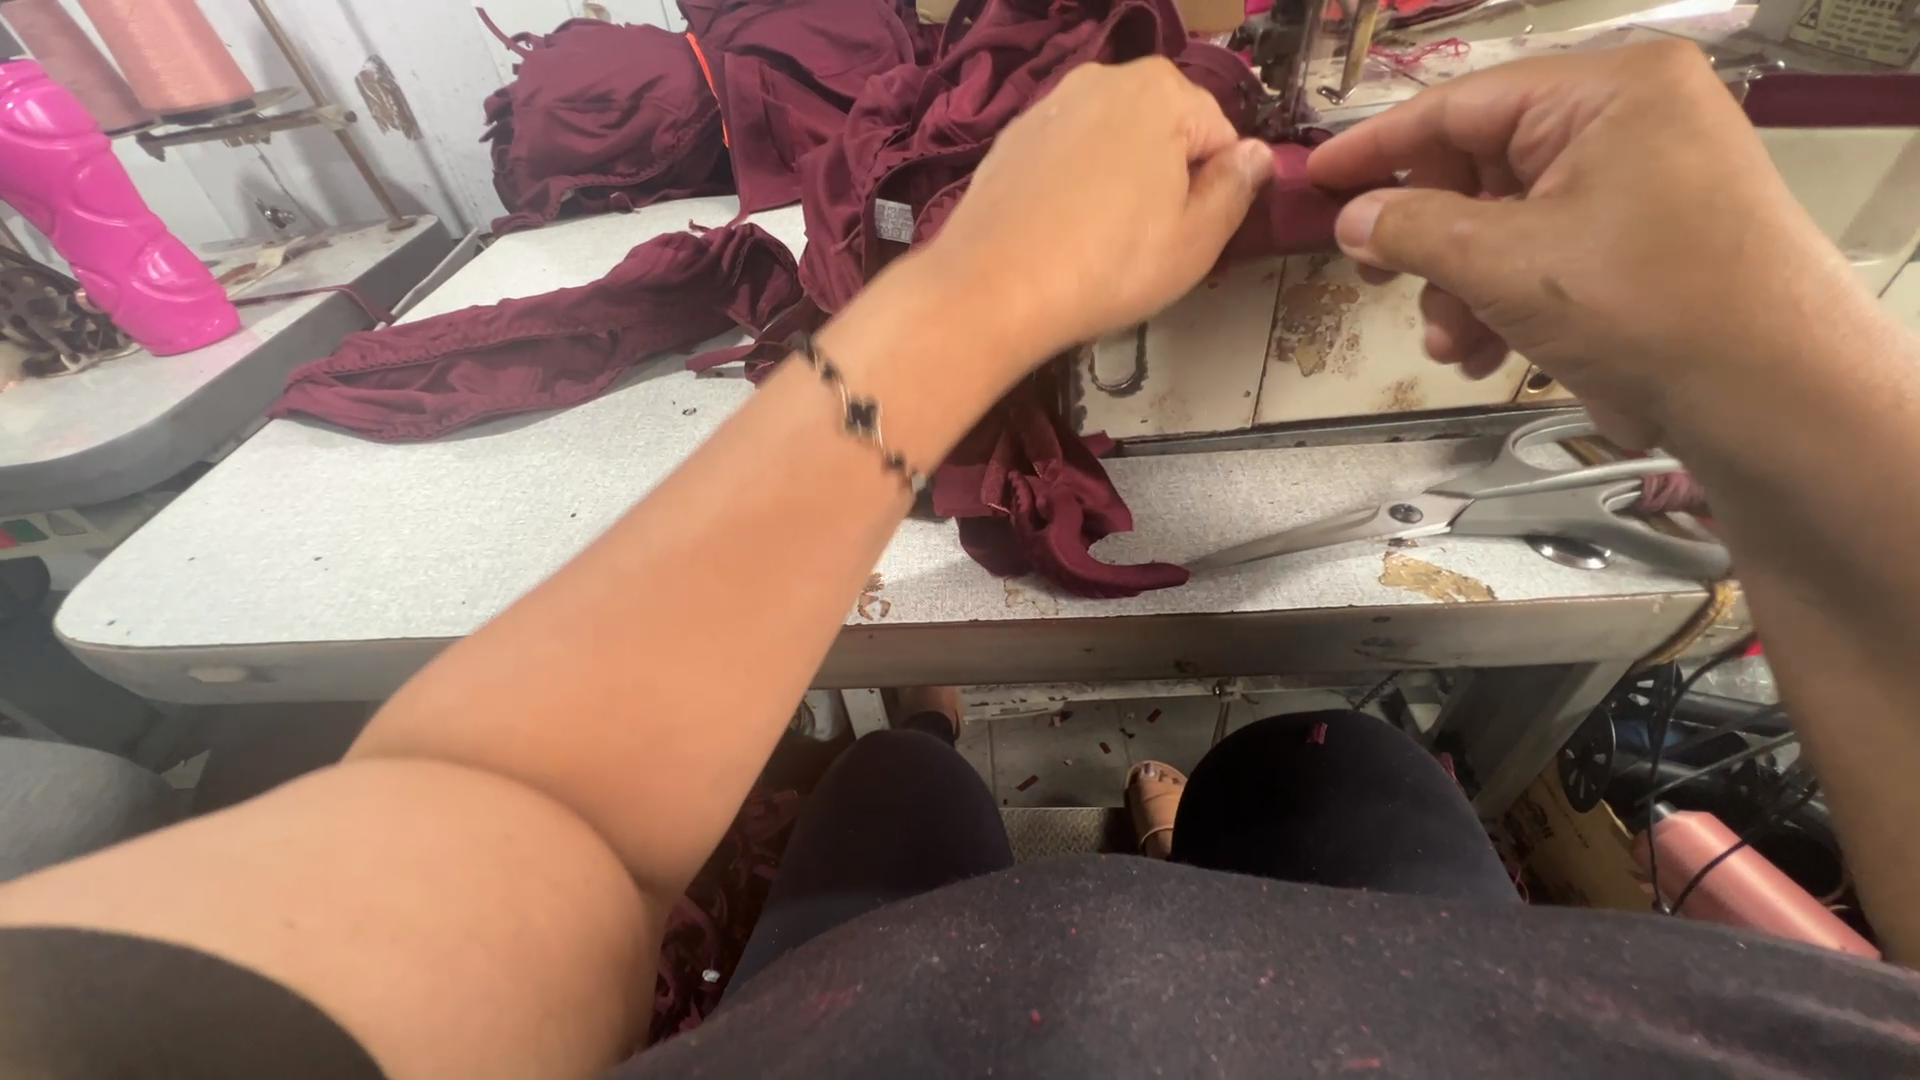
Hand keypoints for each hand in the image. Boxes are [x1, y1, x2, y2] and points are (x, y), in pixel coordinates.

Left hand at [922, 56, 1274, 373]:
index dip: (1211, 194)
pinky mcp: (1005, 143)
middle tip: (1138, 247)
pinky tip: (1054, 238)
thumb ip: (1236, 190)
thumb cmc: (1106, 267)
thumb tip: (1254, 156)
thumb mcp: (1195, 242)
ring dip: (1112, 188)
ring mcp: (1046, 108)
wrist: (990, 290)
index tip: (1185, 238)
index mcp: (1161, 90)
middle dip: (1160, 184)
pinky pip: (1060, 164)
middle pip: (1159, 135)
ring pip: (1105, 148)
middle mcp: (1101, 79)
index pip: (1219, 137)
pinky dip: (1065, 193)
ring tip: (1091, 247)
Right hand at [1308, 41, 1863, 448]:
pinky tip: (1485, 352)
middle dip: (1424, 244)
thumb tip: (1348, 220)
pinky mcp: (1621, 243)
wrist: (1760, 391)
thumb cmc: (1636, 302)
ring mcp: (1621, 186)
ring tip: (1453, 343)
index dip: (1376, 146)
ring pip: (1489, 227)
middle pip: (1470, 172)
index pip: (1458, 106)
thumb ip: (1410, 231)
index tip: (1315, 178)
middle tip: (1375, 282)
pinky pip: (1524, 259)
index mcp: (1603, 94)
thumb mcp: (1501, 261)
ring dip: (1452, 291)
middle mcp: (1616, 125)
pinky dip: (1490, 305)